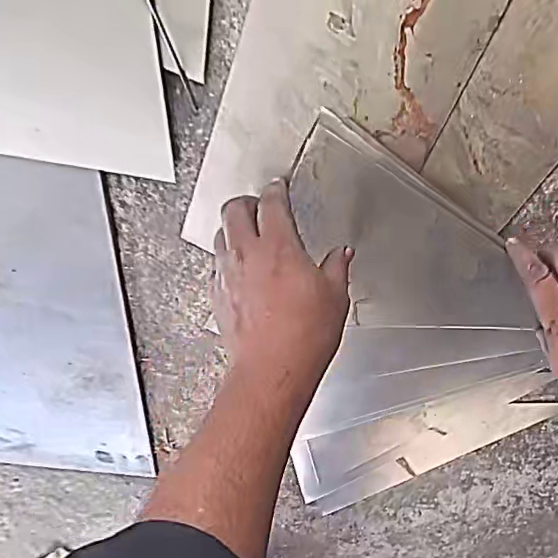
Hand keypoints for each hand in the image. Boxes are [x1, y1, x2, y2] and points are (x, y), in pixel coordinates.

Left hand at [214, 179, 353, 390]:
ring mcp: (228, 275)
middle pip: (234, 209)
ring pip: (220, 234)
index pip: (271, 203)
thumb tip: (341, 255)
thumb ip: (336, 268)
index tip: (279, 188)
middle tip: (258, 206)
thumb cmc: (303, 337)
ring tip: (247, 234)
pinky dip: (228, 259)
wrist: (273, 370)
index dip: (276, 190)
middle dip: (247, 202)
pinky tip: (241, 270)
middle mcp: (247, 255)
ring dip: (233, 229)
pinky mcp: (218, 296)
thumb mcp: (335, 297)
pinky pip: (217, 265)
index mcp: (279, 247)